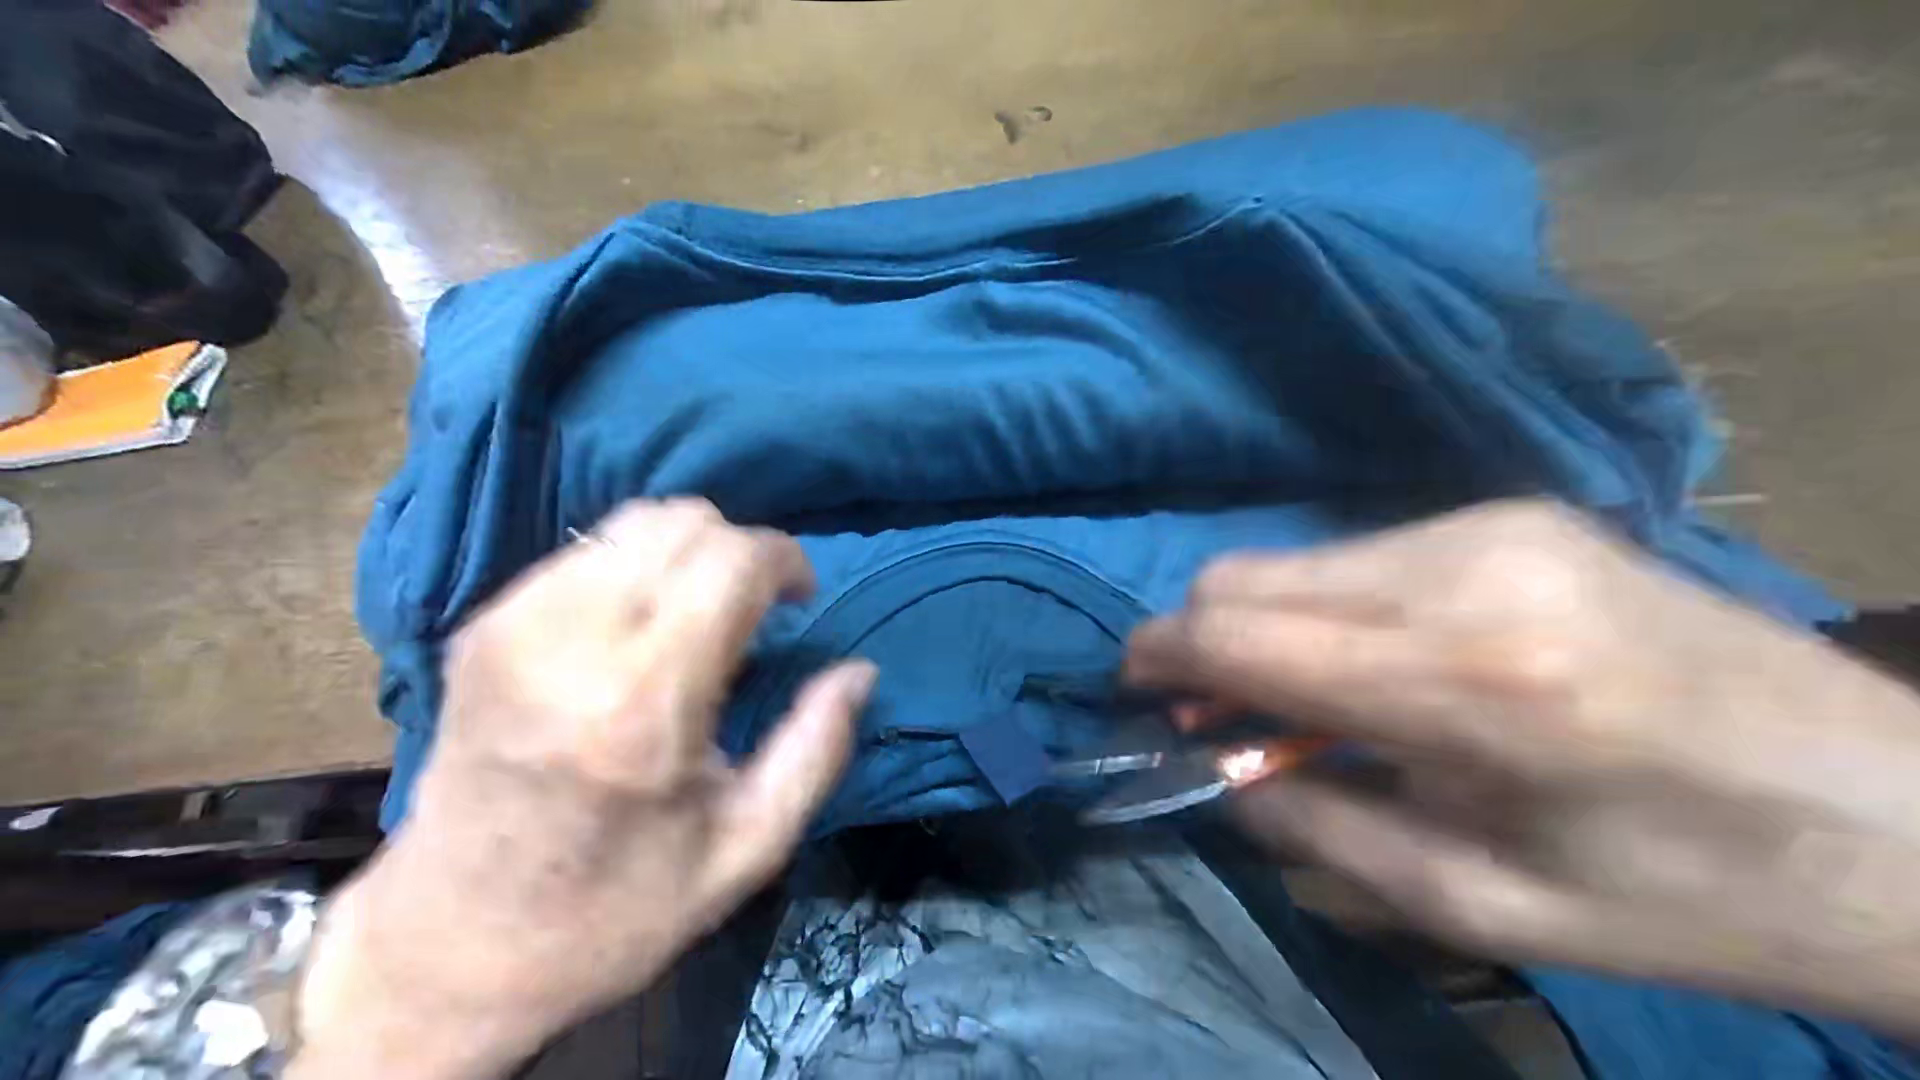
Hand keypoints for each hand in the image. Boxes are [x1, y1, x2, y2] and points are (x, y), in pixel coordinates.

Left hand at [291, 500, 874, 1079]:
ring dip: (691, 550)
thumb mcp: (746, 849)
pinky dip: (638, 564)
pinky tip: (642, 621)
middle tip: (757, 606)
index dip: (784, 559)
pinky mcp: (482, 627)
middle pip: (684, 523)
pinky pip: (587, 550)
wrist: (450, 947)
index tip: (798, 597)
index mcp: (646, 701)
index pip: (732, 560)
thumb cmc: (616, 907)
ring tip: (703, 608)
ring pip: (635, 521)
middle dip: (742, 549)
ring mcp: (516, 626)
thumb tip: (860, 671)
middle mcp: (574, 642)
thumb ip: (816, 749)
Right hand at [1127, 500, 1919, 1032]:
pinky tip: (1372, 658)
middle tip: (1212, 709)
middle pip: (1241, 577)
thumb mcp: (1474, 902)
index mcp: (1465, 682)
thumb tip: (1205, 759)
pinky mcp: (1503, 511)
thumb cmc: (1687, 895)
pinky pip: (1347, 555)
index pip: (1237, 635)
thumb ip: (1307, 820)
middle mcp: (1462, 571)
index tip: (1130, 687)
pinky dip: (1320, 606)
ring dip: (1260, 625)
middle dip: (1197, 640)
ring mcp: (1485, 524)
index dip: (1158, 656)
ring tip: (1302, 693)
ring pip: (1286, 561)